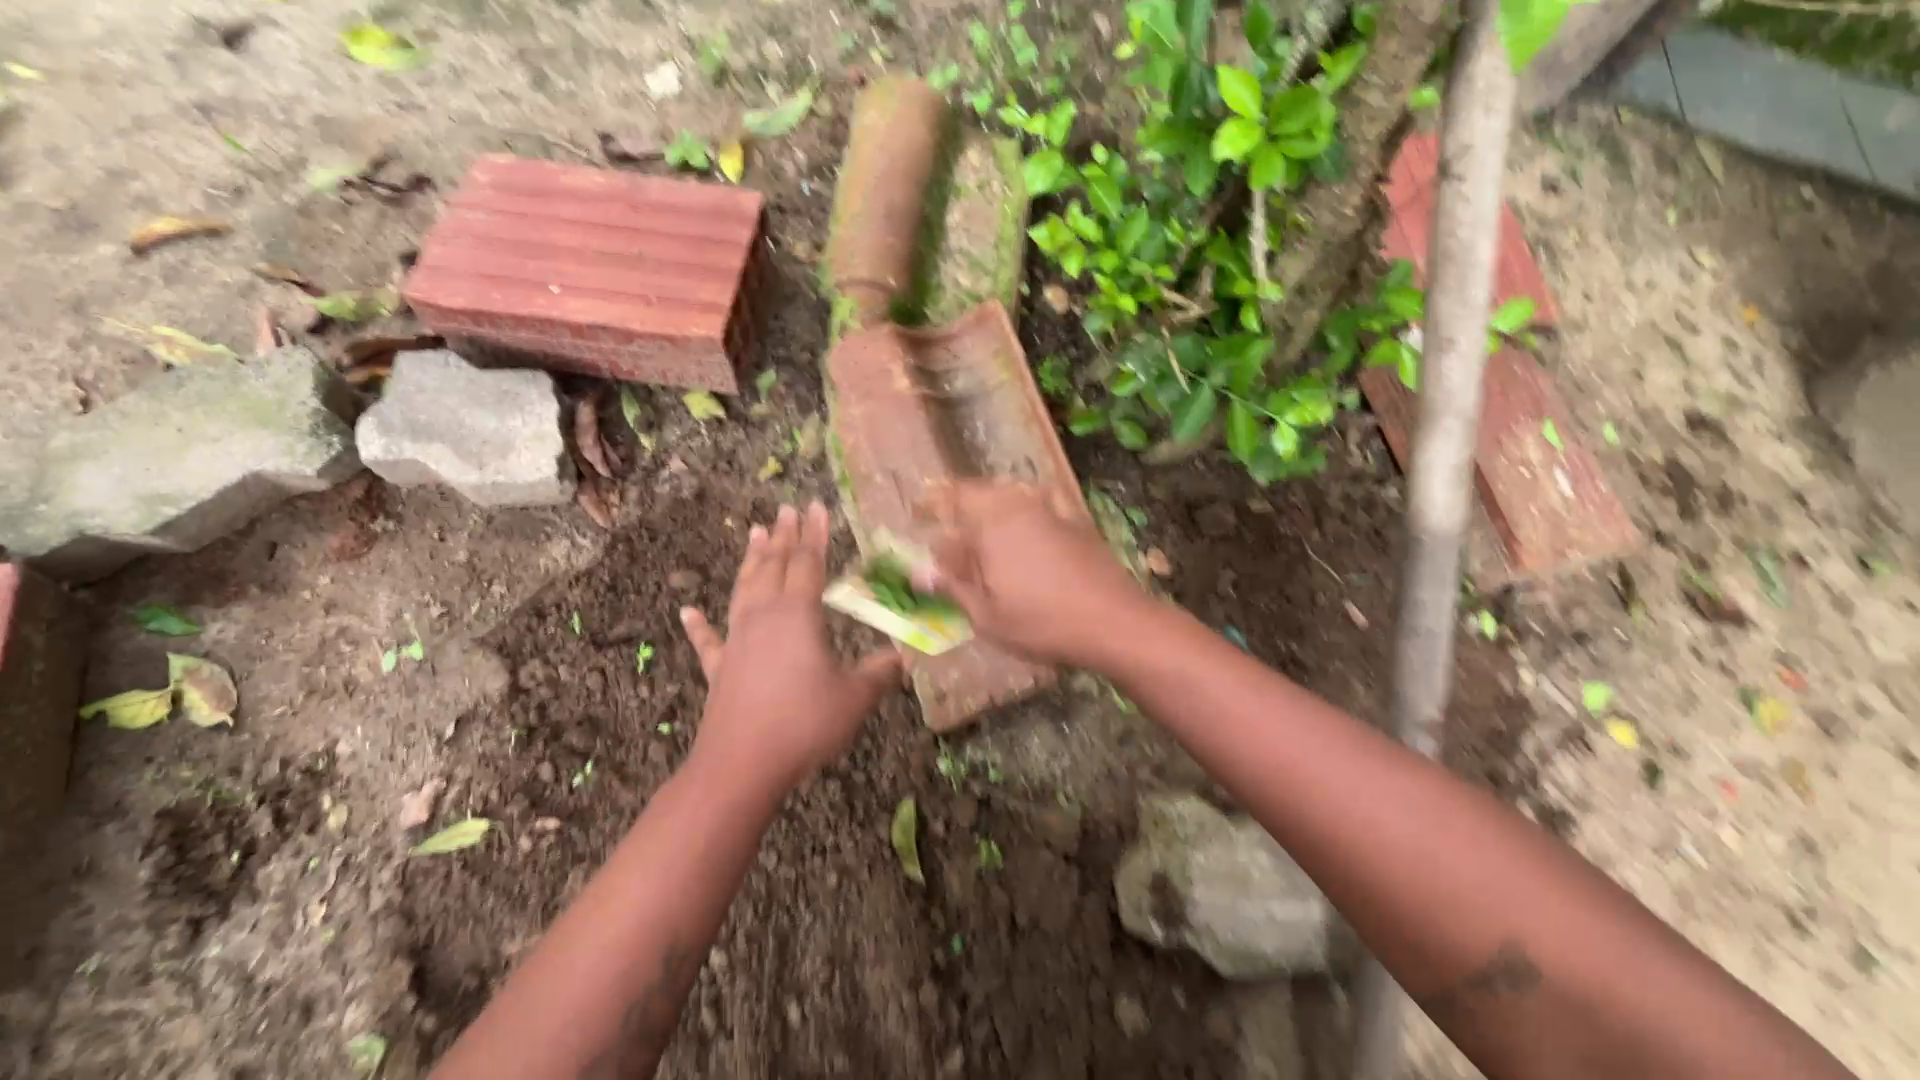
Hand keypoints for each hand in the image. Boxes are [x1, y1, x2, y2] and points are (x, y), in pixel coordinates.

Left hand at [680, 503, 902, 794]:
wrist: (741, 765)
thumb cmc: (804, 725)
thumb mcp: (855, 698)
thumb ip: (881, 672)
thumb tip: (908, 654)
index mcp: (797, 616)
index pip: (809, 563)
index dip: (816, 534)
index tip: (817, 506)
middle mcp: (763, 617)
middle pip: (774, 567)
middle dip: (784, 536)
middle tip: (786, 509)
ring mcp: (735, 642)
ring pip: (743, 590)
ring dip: (750, 561)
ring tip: (754, 534)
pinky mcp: (719, 670)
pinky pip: (707, 640)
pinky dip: (698, 625)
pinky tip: (687, 612)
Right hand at [917, 482, 1156, 668]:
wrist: (1114, 622)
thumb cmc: (1041, 622)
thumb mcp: (986, 615)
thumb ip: (951, 587)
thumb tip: (919, 572)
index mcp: (991, 521)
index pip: (951, 497)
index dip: (931, 503)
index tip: (918, 513)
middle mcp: (1021, 504)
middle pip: (983, 493)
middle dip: (961, 506)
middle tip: (948, 529)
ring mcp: (1054, 510)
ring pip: (1013, 497)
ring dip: (993, 508)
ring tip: (984, 534)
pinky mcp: (1078, 523)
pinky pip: (1042, 508)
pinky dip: (1026, 515)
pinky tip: (1027, 535)